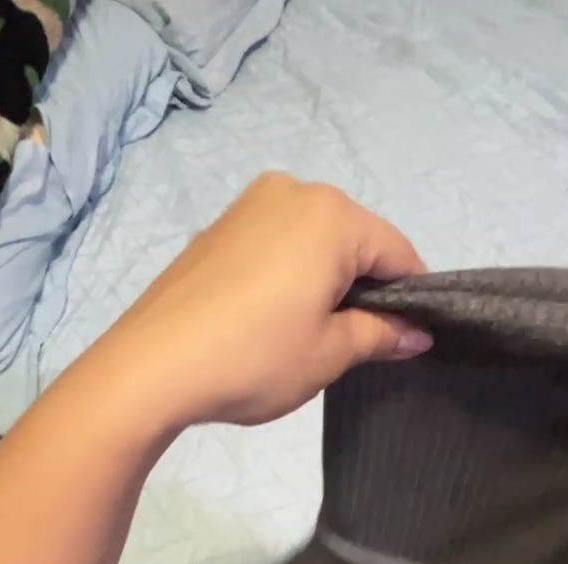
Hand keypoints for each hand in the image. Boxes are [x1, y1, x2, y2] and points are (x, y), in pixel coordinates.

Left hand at [77, 173, 430, 427]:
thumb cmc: (254, 357)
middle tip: (353, 343)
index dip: (412, 298)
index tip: (409, 338)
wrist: (151, 366)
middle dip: (365, 288)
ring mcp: (248, 205)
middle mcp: (292, 191)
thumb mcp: (329, 353)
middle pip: (354, 240)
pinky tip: (271, 317)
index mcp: (331, 215)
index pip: (397, 252)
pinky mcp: (217, 228)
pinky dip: (289, 275)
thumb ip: (380, 334)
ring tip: (306, 334)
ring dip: (325, 282)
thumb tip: (416, 332)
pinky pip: (276, 245)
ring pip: (313, 241)